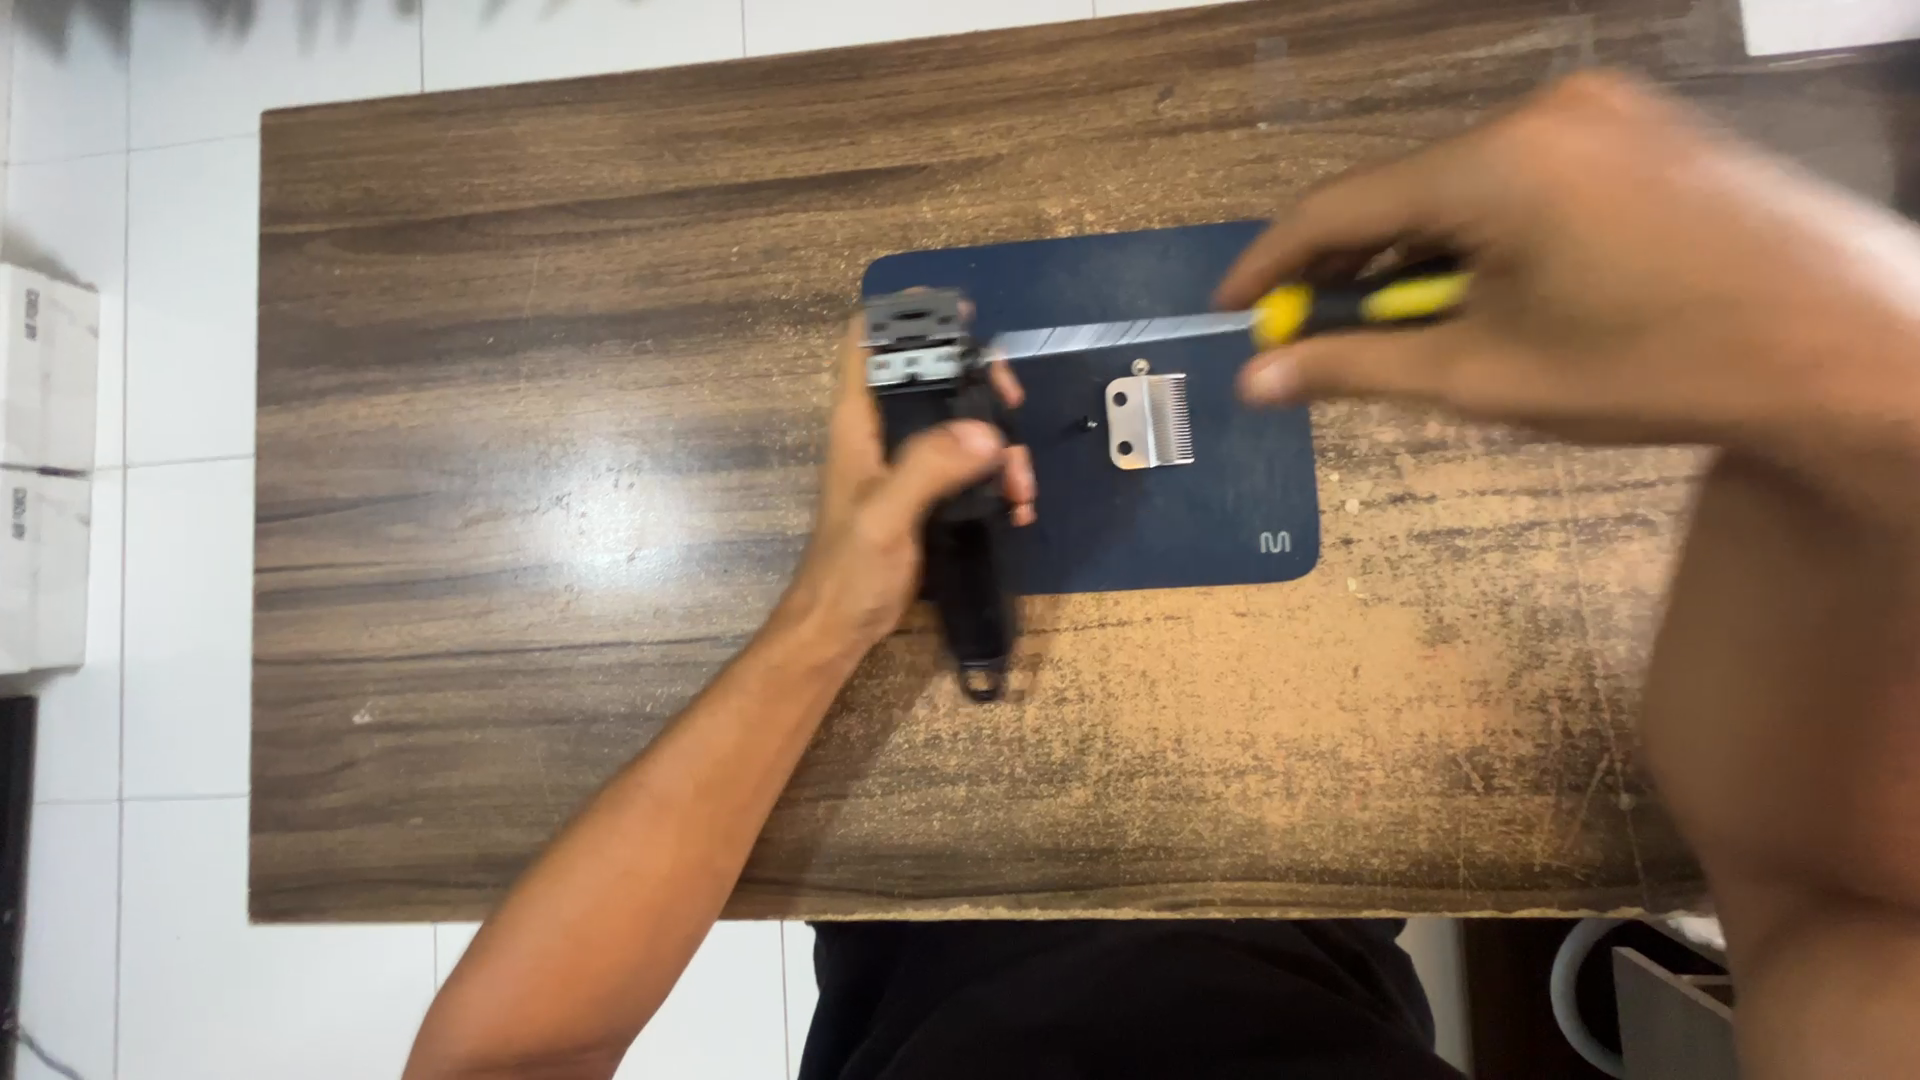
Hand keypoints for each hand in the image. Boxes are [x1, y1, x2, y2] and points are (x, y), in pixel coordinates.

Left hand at [770, 314, 1035, 658]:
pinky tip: (1016, 509)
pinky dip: (997, 480)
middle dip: (978, 381)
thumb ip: (929, 468)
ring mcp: (908, 465)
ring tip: (1021, 488)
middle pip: (932, 376)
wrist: (842, 626)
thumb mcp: (885, 515)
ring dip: (999, 445)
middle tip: (1013, 400)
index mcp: (859, 422)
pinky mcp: (928, 496)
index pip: (868, 343)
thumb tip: (989, 434)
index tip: (957, 313)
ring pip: (961, 424)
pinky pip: (971, 469)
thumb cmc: (849, 570)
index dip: (904, 315)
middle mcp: (884, 433)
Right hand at [1217, 70, 1919, 521]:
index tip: (1225, 310)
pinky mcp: (1623, 132)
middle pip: (1386, 195)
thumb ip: (1348, 368)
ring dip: (1392, 260)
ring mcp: (1588, 115)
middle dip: (1331, 270)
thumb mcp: (1475, 377)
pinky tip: (1452, 292)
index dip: (1266, 265)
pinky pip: (1498, 183)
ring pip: (1440, 191)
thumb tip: (1251, 382)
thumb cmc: (1650, 368)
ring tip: (1378, 325)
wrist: (1858, 348)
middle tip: (1297, 331)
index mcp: (1493, 165)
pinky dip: (1453, 241)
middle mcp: (1535, 115)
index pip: (1333, 210)